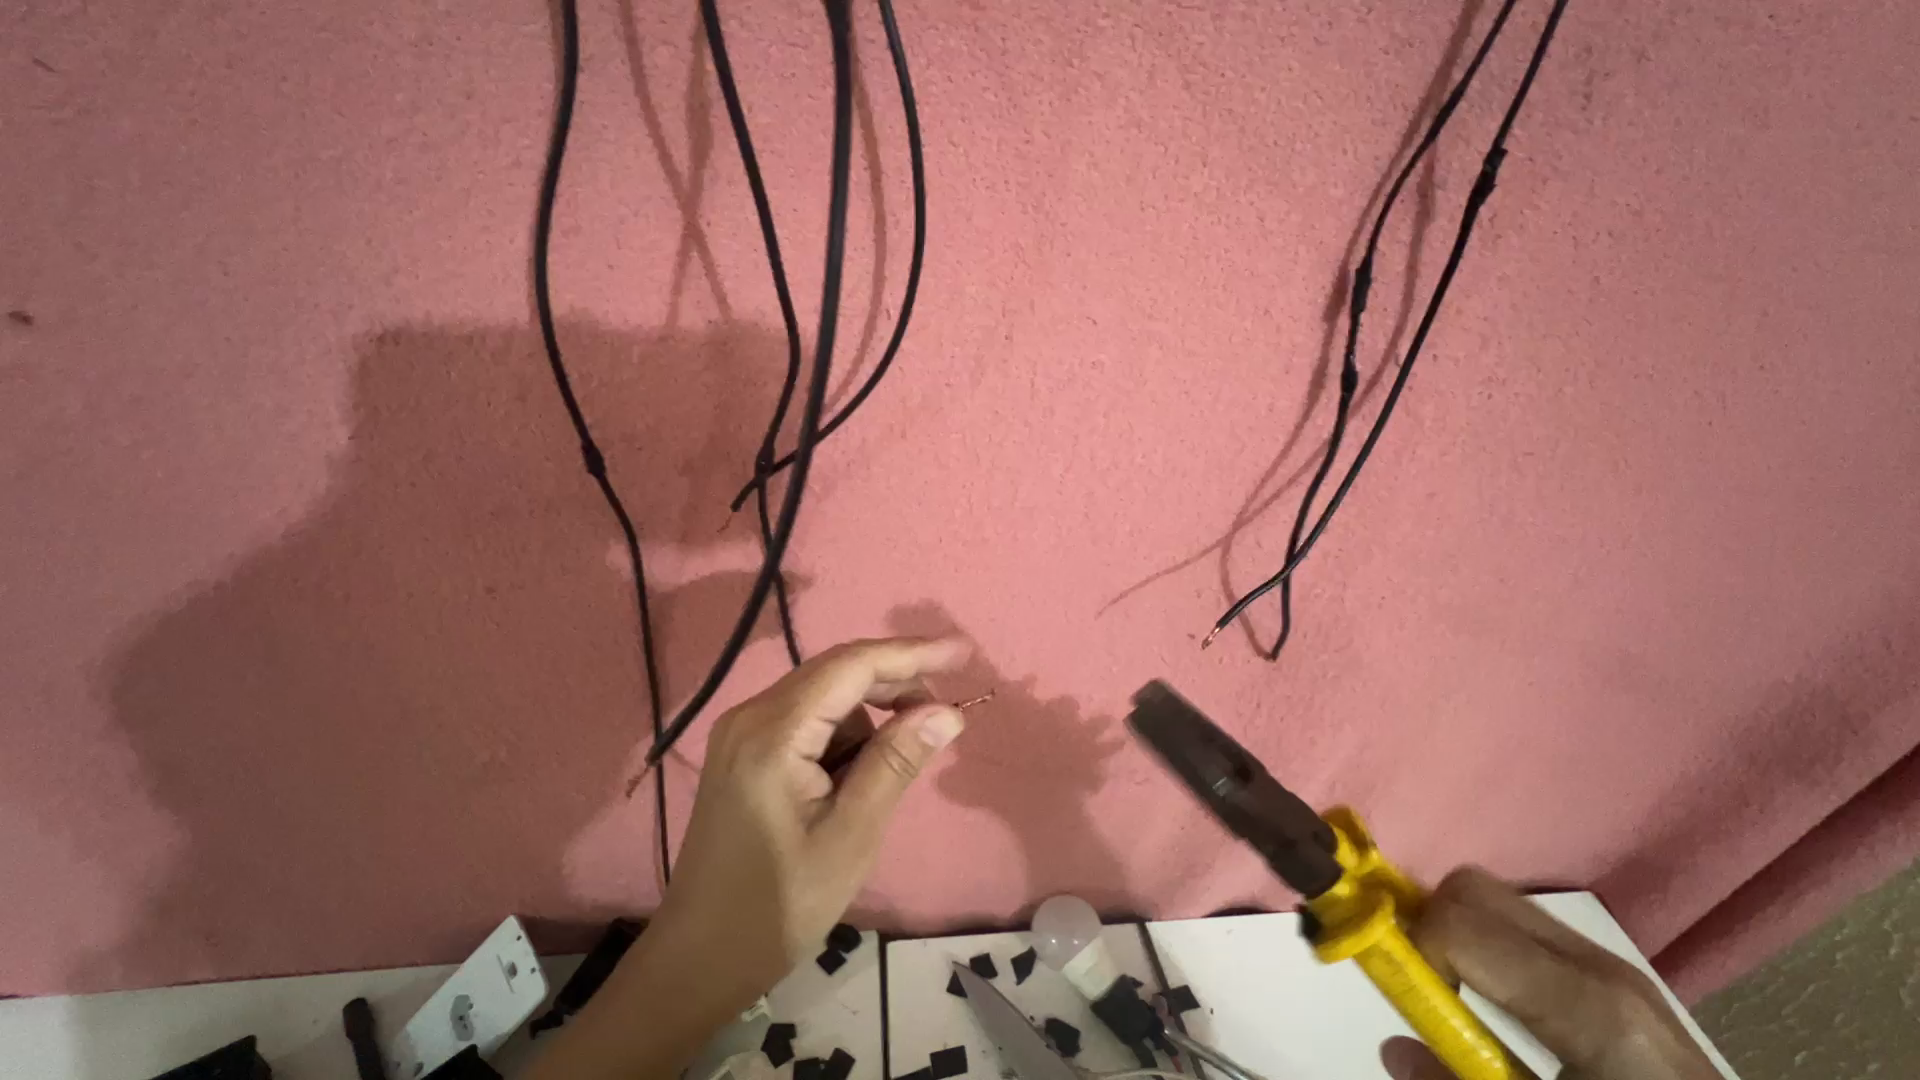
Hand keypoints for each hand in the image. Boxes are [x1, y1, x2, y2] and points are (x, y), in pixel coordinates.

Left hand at [650, 636, 970, 1003]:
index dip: (911, 653)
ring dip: (869, 715)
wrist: (702, 955)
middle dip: (895, 683)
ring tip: (898, 762)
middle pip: (835, 672)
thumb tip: (946, 710)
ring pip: (823, 697)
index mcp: (773, 732)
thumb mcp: (852, 833)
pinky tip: (859, 774)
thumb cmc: (781, 902)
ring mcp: (742, 733)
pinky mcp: (744, 752)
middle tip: (945, 713)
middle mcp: (751, 716)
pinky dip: (843, 735)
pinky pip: (806, 722)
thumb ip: (896, 762)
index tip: (963, 652)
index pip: (851, 666)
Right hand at [1400, 867, 1721, 1079]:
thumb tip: (1395, 1049)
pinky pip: (1526, 925)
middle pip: (1473, 889)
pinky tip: (1500, 998)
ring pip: (1496, 896)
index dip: (1414, 952)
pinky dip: (1489, 940)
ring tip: (1458, 994)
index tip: (1412, 1001)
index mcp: (1590, 1012)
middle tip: (1425, 986)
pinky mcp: (1615, 973)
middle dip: (1428, 924)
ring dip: (1457, 929)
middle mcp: (1600, 966)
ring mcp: (1612, 963)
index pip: (1461, 925)